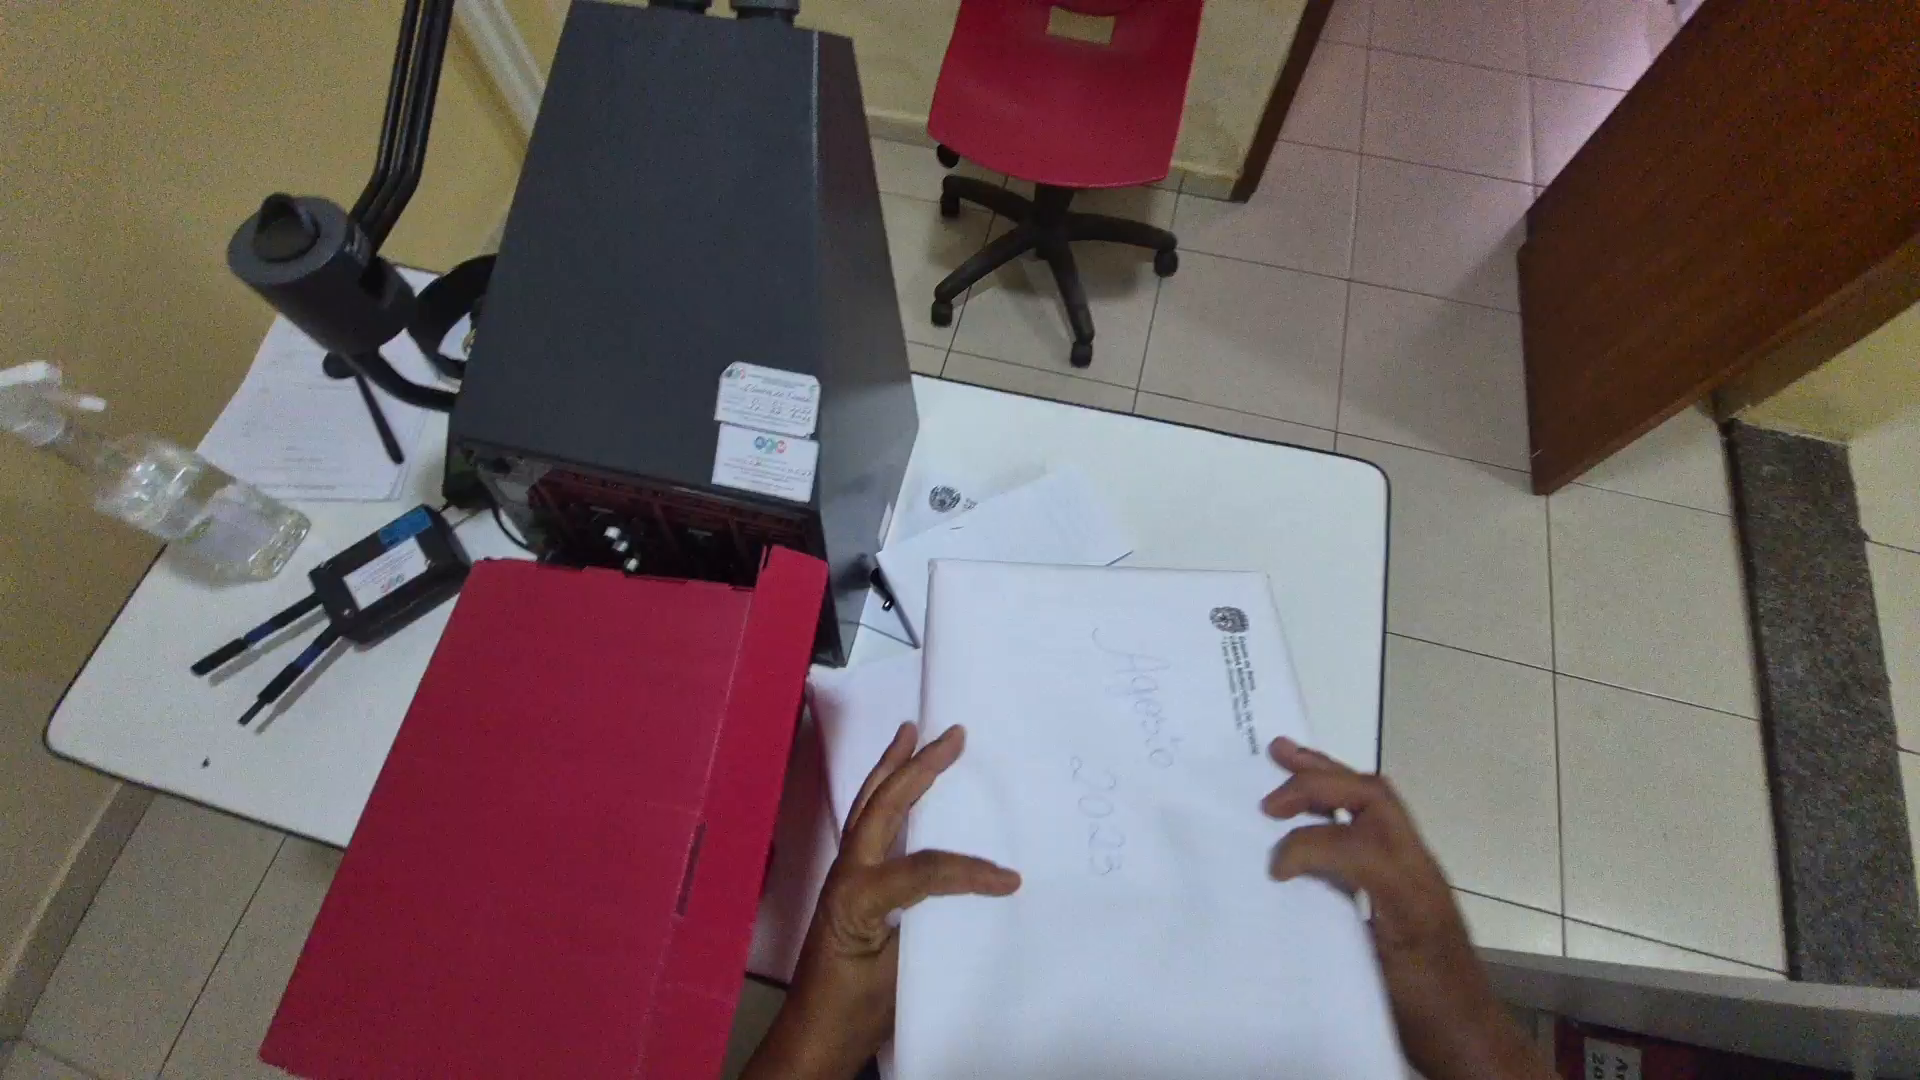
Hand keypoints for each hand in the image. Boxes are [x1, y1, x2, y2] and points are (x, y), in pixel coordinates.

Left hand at [742, 723, 1020, 1079]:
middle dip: (918, 765)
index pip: (922, 869)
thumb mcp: (898, 978)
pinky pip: (869, 822)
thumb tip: (975, 896)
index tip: (1011, 881)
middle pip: (883, 804)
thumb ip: (932, 929)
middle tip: (953, 735)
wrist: (809, 1039)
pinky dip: (885, 792)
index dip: (969, 872)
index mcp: (857, 897)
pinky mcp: (850, 878)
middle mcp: (847, 871)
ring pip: (869, 803)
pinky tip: (898, 782)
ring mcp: (845, 870)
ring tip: (911, 731)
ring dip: (892, 765)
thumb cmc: (852, 1013)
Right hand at [1262, 738, 1552, 1079]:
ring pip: (1375, 795)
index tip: (1274, 872)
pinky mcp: (1408, 870)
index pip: (1354, 844)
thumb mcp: (1370, 976)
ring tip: (1283, 753)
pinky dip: (1339, 792)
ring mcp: (1416, 864)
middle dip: (1315, 785)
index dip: (1304, 848)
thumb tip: (1279, 882)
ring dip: (1327, 774)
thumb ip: (1329, 924)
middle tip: (1268, 799)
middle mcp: (1417, 866)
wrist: (1472, 1041)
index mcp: (1410, 894)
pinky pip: (1374, 812)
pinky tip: (1312, 794)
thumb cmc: (1421, 1012)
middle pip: (1371, 796)